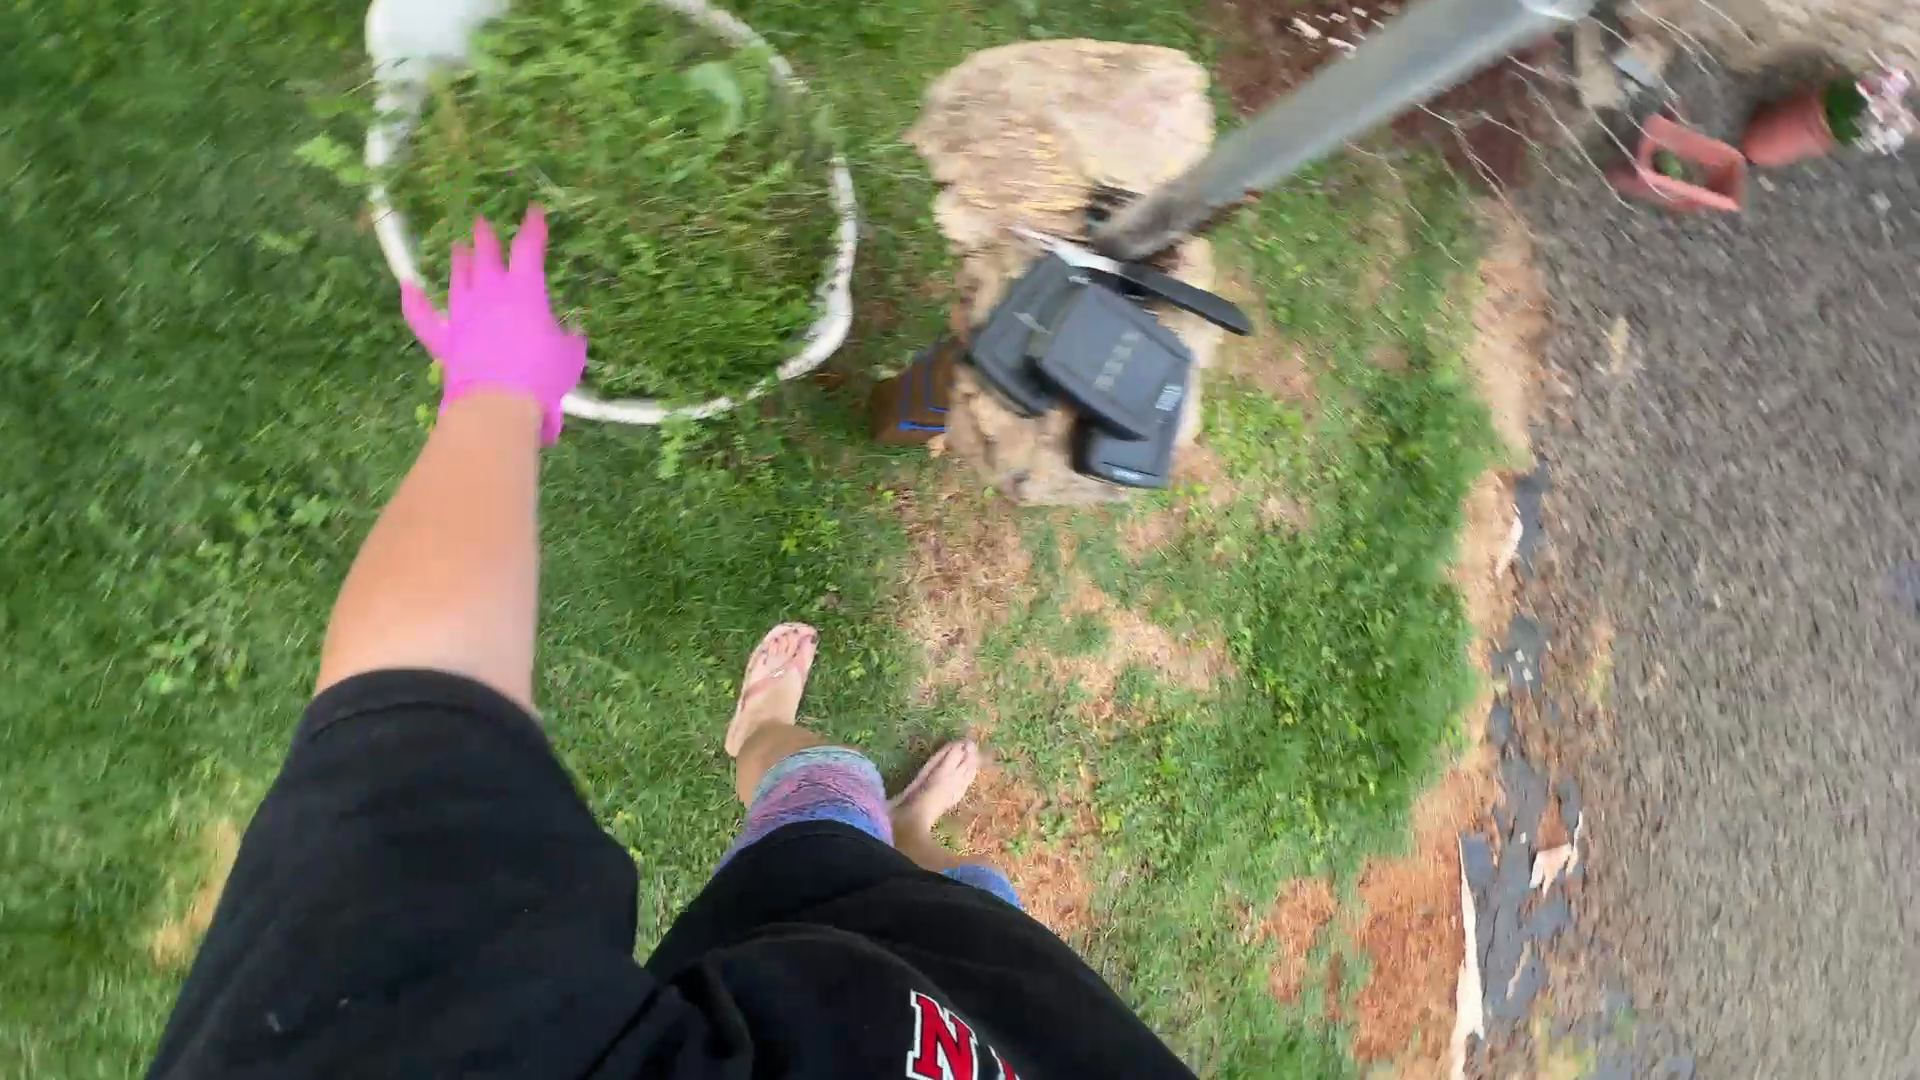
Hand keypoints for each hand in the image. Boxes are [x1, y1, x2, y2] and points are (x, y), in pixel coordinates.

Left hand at [400, 206, 586, 444]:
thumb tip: (570, 333)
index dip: (534, 229)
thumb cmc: (544, 374)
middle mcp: (489, 293)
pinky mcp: (445, 338)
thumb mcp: (571, 354)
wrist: (500, 400)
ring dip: (459, 262)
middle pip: (485, 256)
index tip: (535, 212)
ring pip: (458, 278)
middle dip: (486, 237)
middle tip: (482, 222)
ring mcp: (462, 313)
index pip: (529, 249)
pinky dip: (415, 301)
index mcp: (525, 291)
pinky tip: (409, 287)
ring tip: (459, 248)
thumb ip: (569, 338)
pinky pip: (424, 316)